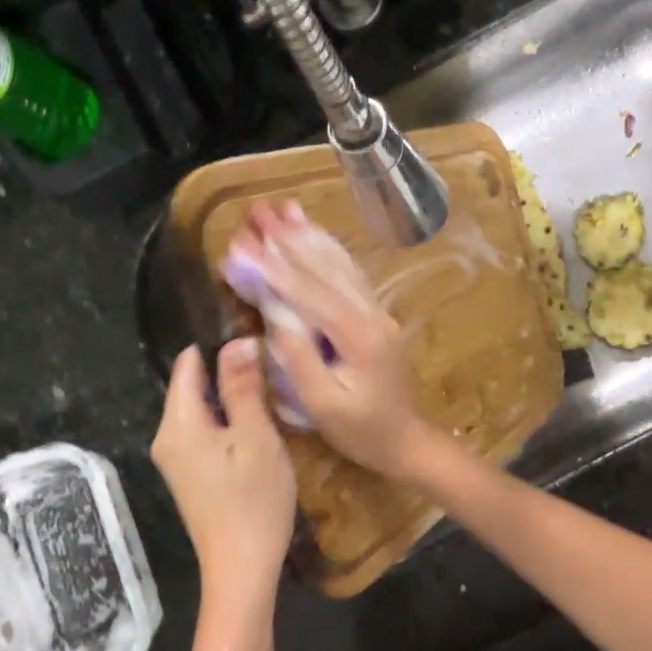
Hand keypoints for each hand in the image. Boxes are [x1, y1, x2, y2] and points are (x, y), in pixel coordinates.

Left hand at [151, 339, 295, 614]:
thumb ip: (243, 389)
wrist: (242, 566)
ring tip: (271, 388)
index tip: (257, 337)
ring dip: (232, 398)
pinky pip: (206, 434)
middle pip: (193, 387)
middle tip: (272, 362)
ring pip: (202, 412)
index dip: (219, 346)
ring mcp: (177, 460)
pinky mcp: (192, 477)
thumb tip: (238, 342)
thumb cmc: (253, 500)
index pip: (188, 364)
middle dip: (228, 372)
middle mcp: (167, 438)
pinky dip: (230, 423)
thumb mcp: (256, 438)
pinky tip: (259, 427)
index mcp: (177, 424)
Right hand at [231, 200, 435, 476]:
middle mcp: (372, 315)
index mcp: (357, 334)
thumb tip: (275, 313)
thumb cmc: (362, 431)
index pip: (309, 291)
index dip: (274, 265)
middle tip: (258, 209)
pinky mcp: (377, 319)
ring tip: (284, 209)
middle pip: (326, 269)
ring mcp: (378, 314)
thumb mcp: (323, 403)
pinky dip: (330, 253)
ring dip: (310, 238)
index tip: (243, 240)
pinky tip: (316, 236)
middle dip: (289, 239)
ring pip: (340, 267)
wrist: (408, 441)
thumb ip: (299, 356)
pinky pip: (350, 279)